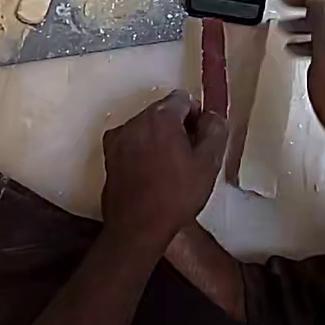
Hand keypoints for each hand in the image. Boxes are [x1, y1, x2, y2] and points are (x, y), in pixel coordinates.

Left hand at [100, 91, 228, 251]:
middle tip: (188, 155)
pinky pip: (131, 140)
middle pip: (162, 110)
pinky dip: (141, 148)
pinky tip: (149, 172)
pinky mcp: (109, 151)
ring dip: (158, 137)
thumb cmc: (176, 195)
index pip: (182, 98)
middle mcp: (136, 119)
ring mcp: (120, 135)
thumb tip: (211, 116)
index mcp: (161, 116)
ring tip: (169, 168)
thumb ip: (214, 131)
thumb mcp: (208, 164)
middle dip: (177, 126)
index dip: (195, 116)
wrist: (138, 225)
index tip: (200, 137)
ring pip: (146, 125)